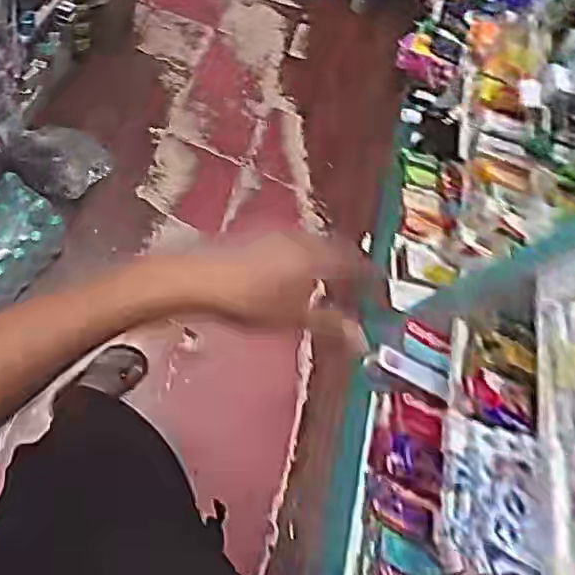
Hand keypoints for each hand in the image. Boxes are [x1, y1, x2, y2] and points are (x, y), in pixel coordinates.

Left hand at [153, 232, 371, 347]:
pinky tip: (290, 275)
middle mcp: (296, 239)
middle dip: (345, 265)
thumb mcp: (292, 318)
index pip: (352, 261)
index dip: (368, 274)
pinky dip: (299, 258)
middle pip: (331, 248)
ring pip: (309, 245)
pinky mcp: (251, 238)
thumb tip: (361, 339)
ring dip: (321, 259)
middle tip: (356, 283)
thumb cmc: (245, 299)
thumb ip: (328, 326)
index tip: (378, 285)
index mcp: (314, 255)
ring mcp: (272, 235)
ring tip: (326, 280)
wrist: (195, 279)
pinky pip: (288, 245)